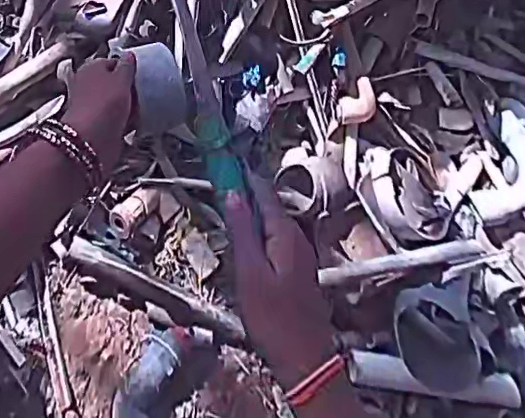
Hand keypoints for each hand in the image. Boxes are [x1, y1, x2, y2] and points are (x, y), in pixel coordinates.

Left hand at [61, 52, 134, 167]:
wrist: (93, 141)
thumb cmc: (104, 105)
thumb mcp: (121, 79)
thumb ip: (127, 66)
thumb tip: (129, 56)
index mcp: (90, 69)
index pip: (111, 62)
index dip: (126, 67)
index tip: (139, 72)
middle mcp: (87, 86)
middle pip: (112, 83)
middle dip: (127, 87)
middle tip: (142, 89)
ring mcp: (92, 108)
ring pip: (114, 102)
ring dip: (128, 105)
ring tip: (141, 106)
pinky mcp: (98, 127)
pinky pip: (115, 120)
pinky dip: (125, 121)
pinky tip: (135, 122)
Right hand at [222, 184, 336, 386]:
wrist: (305, 363)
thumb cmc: (276, 321)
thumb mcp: (249, 272)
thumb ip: (241, 230)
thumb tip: (233, 194)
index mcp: (285, 233)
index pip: (262, 190)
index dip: (241, 174)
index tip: (223, 162)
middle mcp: (296, 237)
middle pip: (267, 204)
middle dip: (244, 192)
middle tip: (219, 184)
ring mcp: (299, 253)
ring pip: (270, 221)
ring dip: (249, 213)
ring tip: (226, 209)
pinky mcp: (296, 269)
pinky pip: (274, 238)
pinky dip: (257, 231)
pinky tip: (244, 242)